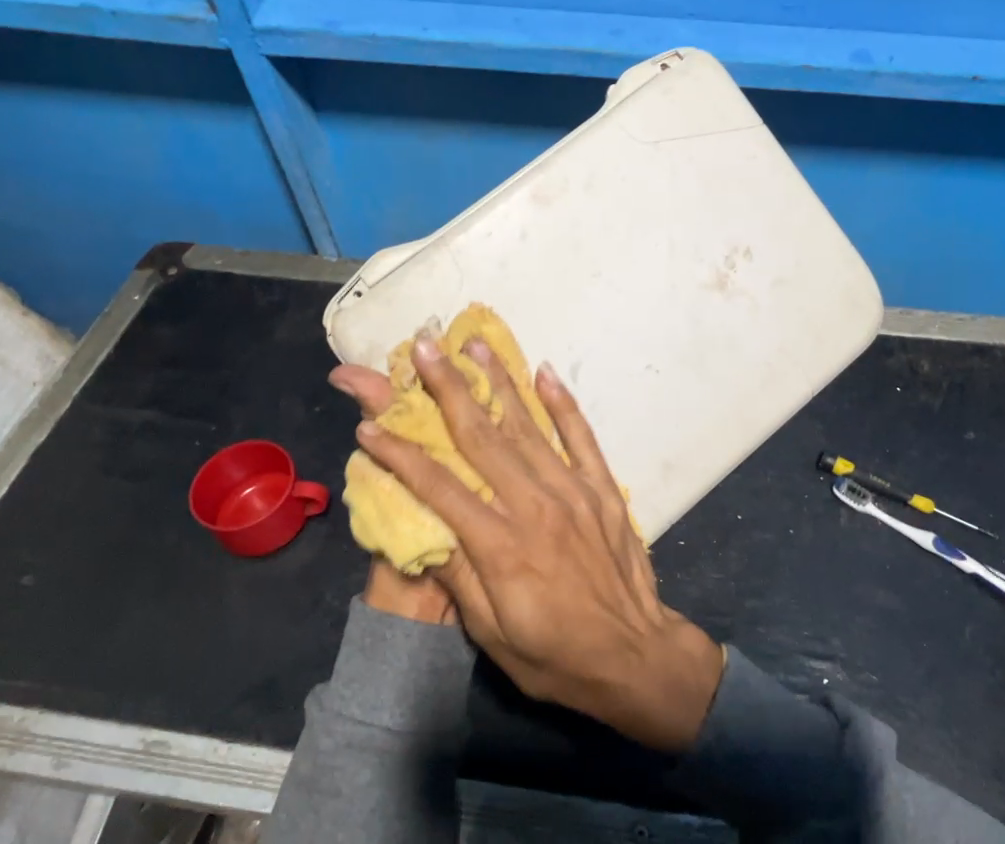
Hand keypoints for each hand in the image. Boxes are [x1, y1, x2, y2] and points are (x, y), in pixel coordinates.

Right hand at [343, 336, 723, 752]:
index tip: (368, 425)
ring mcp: (574, 491)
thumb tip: (422, 527)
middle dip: (447, 389)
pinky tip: (545, 372)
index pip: (439, 487)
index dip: (401, 454)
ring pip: (528, 426)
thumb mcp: (492, 632)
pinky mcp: (604, 489)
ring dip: (499, 382)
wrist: (636, 660)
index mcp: (500, 545)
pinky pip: (582, 437)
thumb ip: (459, 574)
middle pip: (481, 437)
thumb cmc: (554, 656)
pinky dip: (563, 403)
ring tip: (473, 344)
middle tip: (424, 347)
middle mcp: (535, 505)